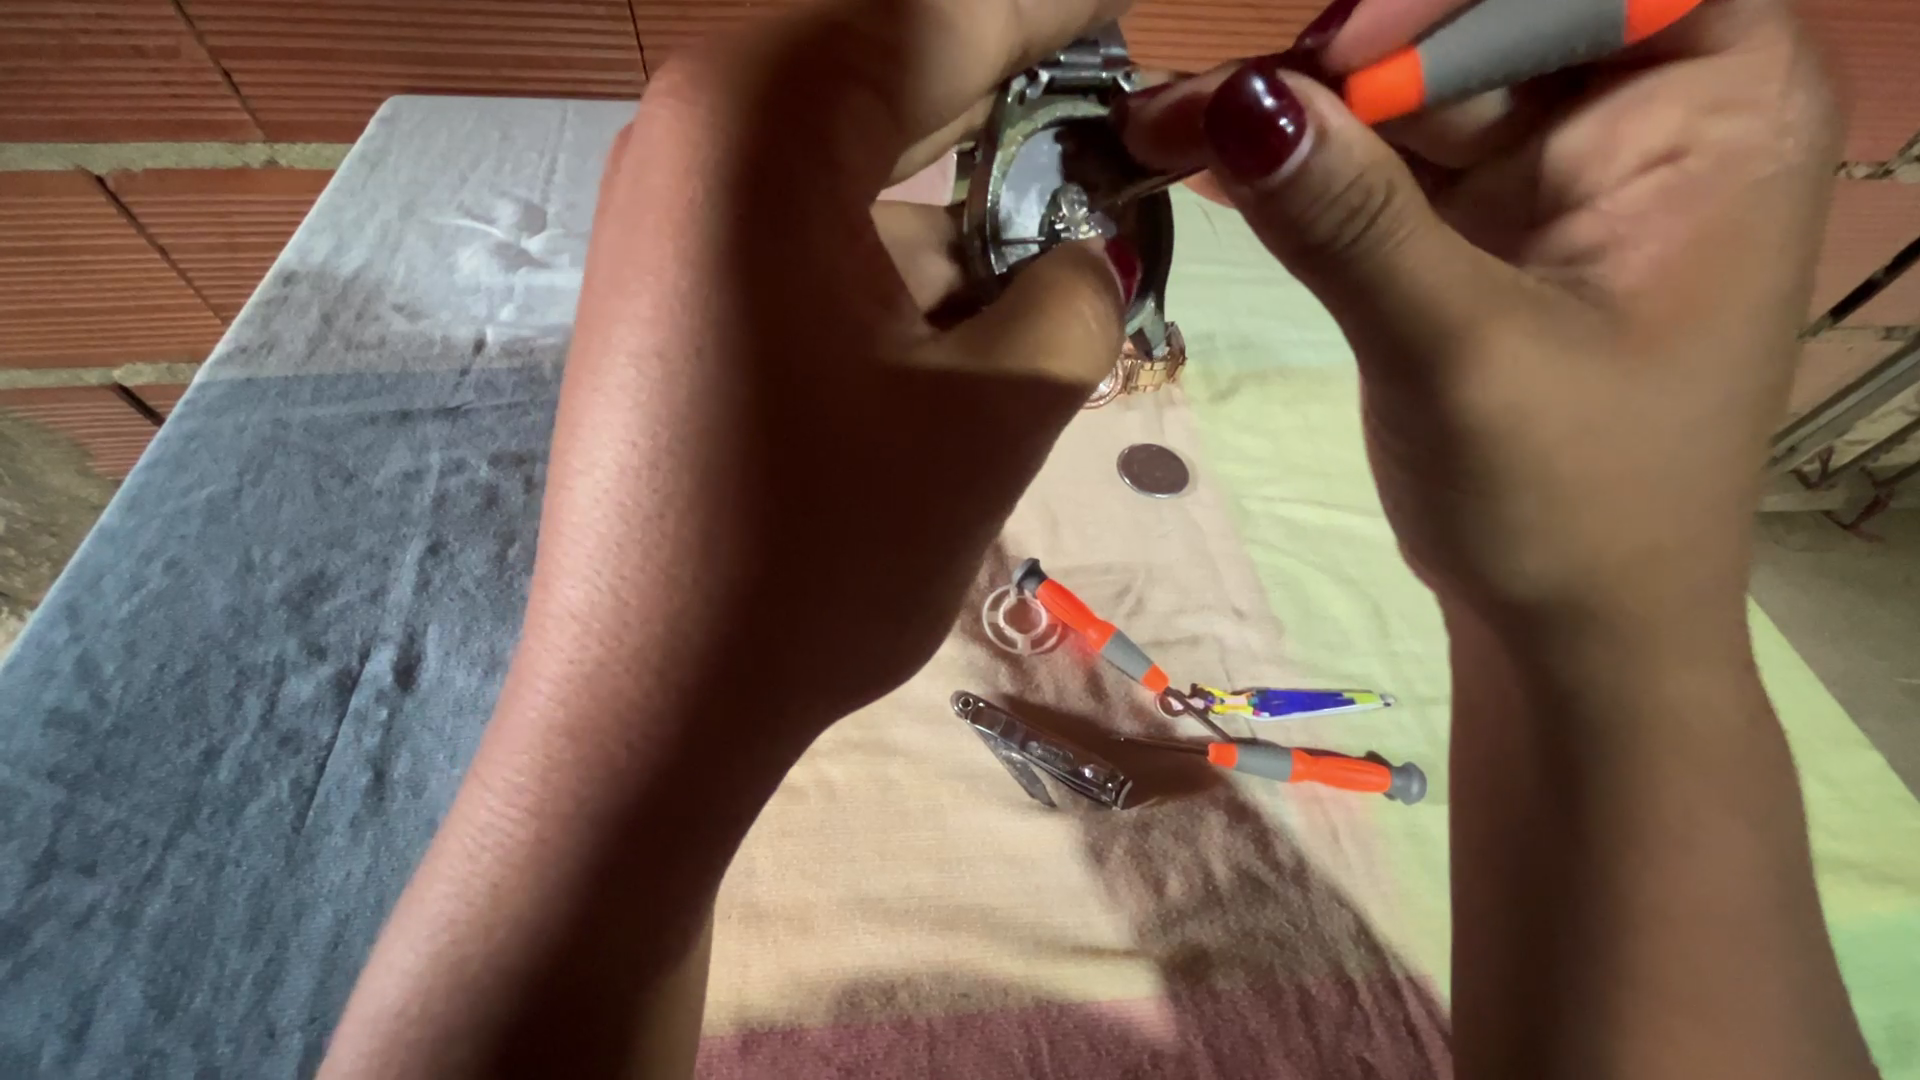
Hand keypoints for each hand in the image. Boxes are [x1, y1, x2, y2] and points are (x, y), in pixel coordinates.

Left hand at [533, 1, 1139, 739]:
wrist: (661, 700)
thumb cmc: (827, 552)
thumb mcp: (998, 412)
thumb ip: (1080, 295)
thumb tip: (1094, 248)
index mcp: (767, 119)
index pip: (948, 10)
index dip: (1057, 14)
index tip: (1130, 29)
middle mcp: (692, 138)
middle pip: (887, 74)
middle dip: (1001, 108)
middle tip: (1093, 155)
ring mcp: (663, 225)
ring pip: (845, 168)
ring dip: (945, 203)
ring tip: (1031, 269)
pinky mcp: (667, 304)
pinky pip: (800, 238)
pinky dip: (883, 260)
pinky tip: (940, 333)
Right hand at [1121, 0, 1837, 642]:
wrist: (1561, 624)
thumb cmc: (1564, 497)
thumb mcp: (1456, 348)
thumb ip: (1349, 220)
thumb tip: (1235, 102)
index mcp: (1710, 107)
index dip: (1439, 8)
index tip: (1321, 59)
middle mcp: (1629, 122)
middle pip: (1463, 45)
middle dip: (1325, 75)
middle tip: (1180, 104)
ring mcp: (1535, 189)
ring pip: (1397, 116)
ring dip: (1284, 127)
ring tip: (1160, 128)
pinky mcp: (1462, 248)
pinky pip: (1370, 187)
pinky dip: (1291, 183)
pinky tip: (1208, 168)